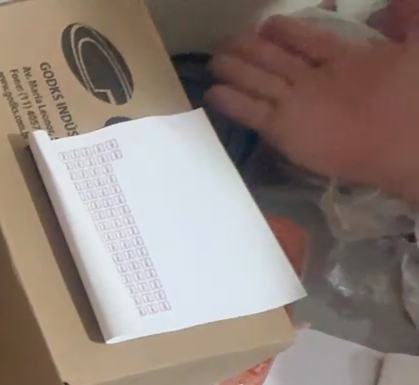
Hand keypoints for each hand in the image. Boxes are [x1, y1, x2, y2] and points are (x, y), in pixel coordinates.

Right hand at [207, 17, 418, 201]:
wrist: (403, 143)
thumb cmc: (415, 93)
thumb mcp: (418, 46)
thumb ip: (410, 18)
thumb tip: (390, 1)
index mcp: (346, 60)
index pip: (310, 41)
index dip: (290, 31)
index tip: (267, 23)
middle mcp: (315, 81)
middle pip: (277, 61)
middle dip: (251, 50)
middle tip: (226, 41)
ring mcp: (295, 105)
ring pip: (259, 83)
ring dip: (236, 71)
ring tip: (214, 60)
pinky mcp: (280, 129)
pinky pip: (251, 112)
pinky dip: (232, 103)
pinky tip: (213, 93)